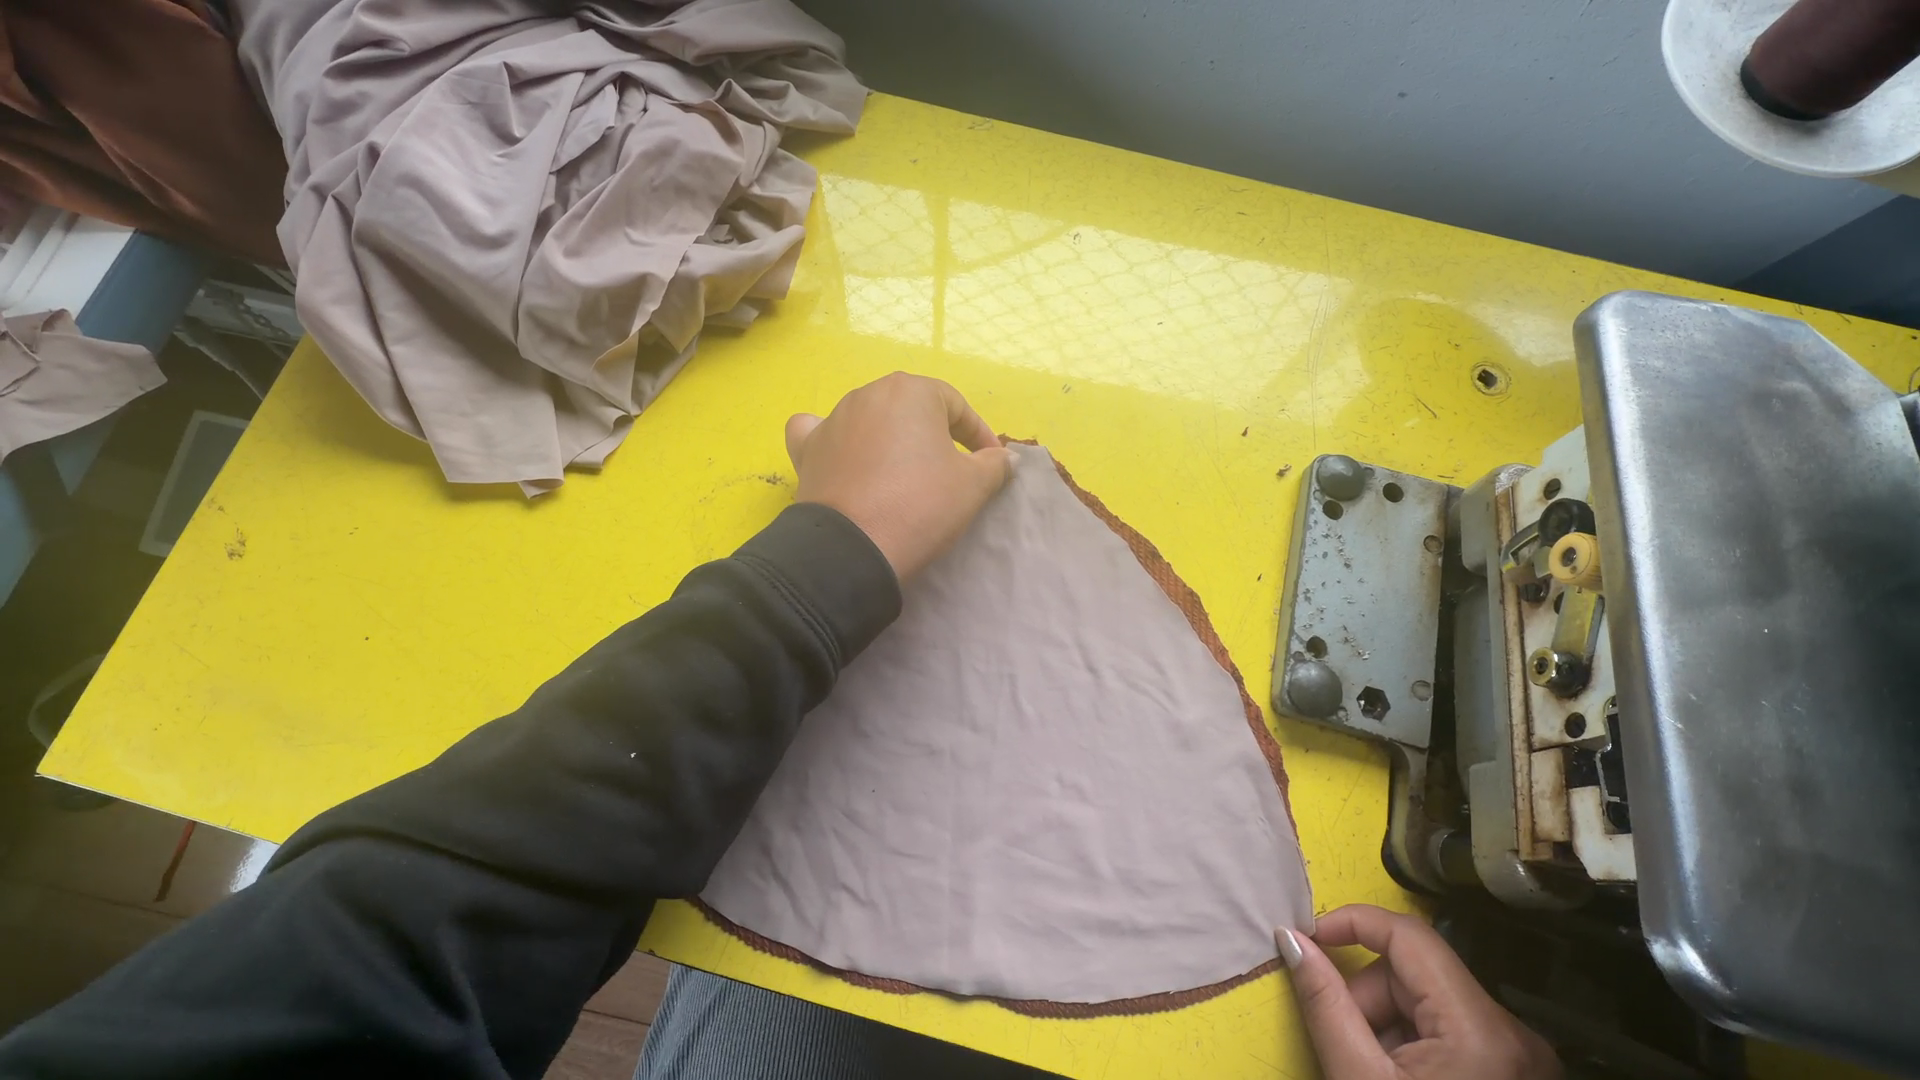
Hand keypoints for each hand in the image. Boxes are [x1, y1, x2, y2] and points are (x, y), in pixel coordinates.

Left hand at [785, 372, 1012, 581]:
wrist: (854, 549)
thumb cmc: (920, 506)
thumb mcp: (973, 487)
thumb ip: (994, 464)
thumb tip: (1005, 457)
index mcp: (911, 391)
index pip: (957, 406)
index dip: (979, 435)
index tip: (990, 464)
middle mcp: (867, 394)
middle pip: (912, 409)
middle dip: (935, 435)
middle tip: (951, 470)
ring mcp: (832, 420)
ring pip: (871, 420)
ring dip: (891, 439)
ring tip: (905, 474)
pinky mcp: (807, 450)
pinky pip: (821, 433)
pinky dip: (835, 441)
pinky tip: (841, 454)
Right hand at [1277, 905, 1561, 1079]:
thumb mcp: (1357, 1078)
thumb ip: (1324, 1001)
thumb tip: (1290, 938)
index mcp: (1482, 1030)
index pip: (1408, 936)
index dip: (1351, 923)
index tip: (1307, 939)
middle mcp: (1514, 1033)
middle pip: (1416, 974)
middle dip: (1366, 995)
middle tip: (1343, 1041)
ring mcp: (1520, 1056)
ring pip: (1429, 1002)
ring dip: (1386, 1022)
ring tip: (1372, 1071)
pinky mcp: (1515, 1073)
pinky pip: (1448, 1030)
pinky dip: (1411, 1044)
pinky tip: (1399, 1079)